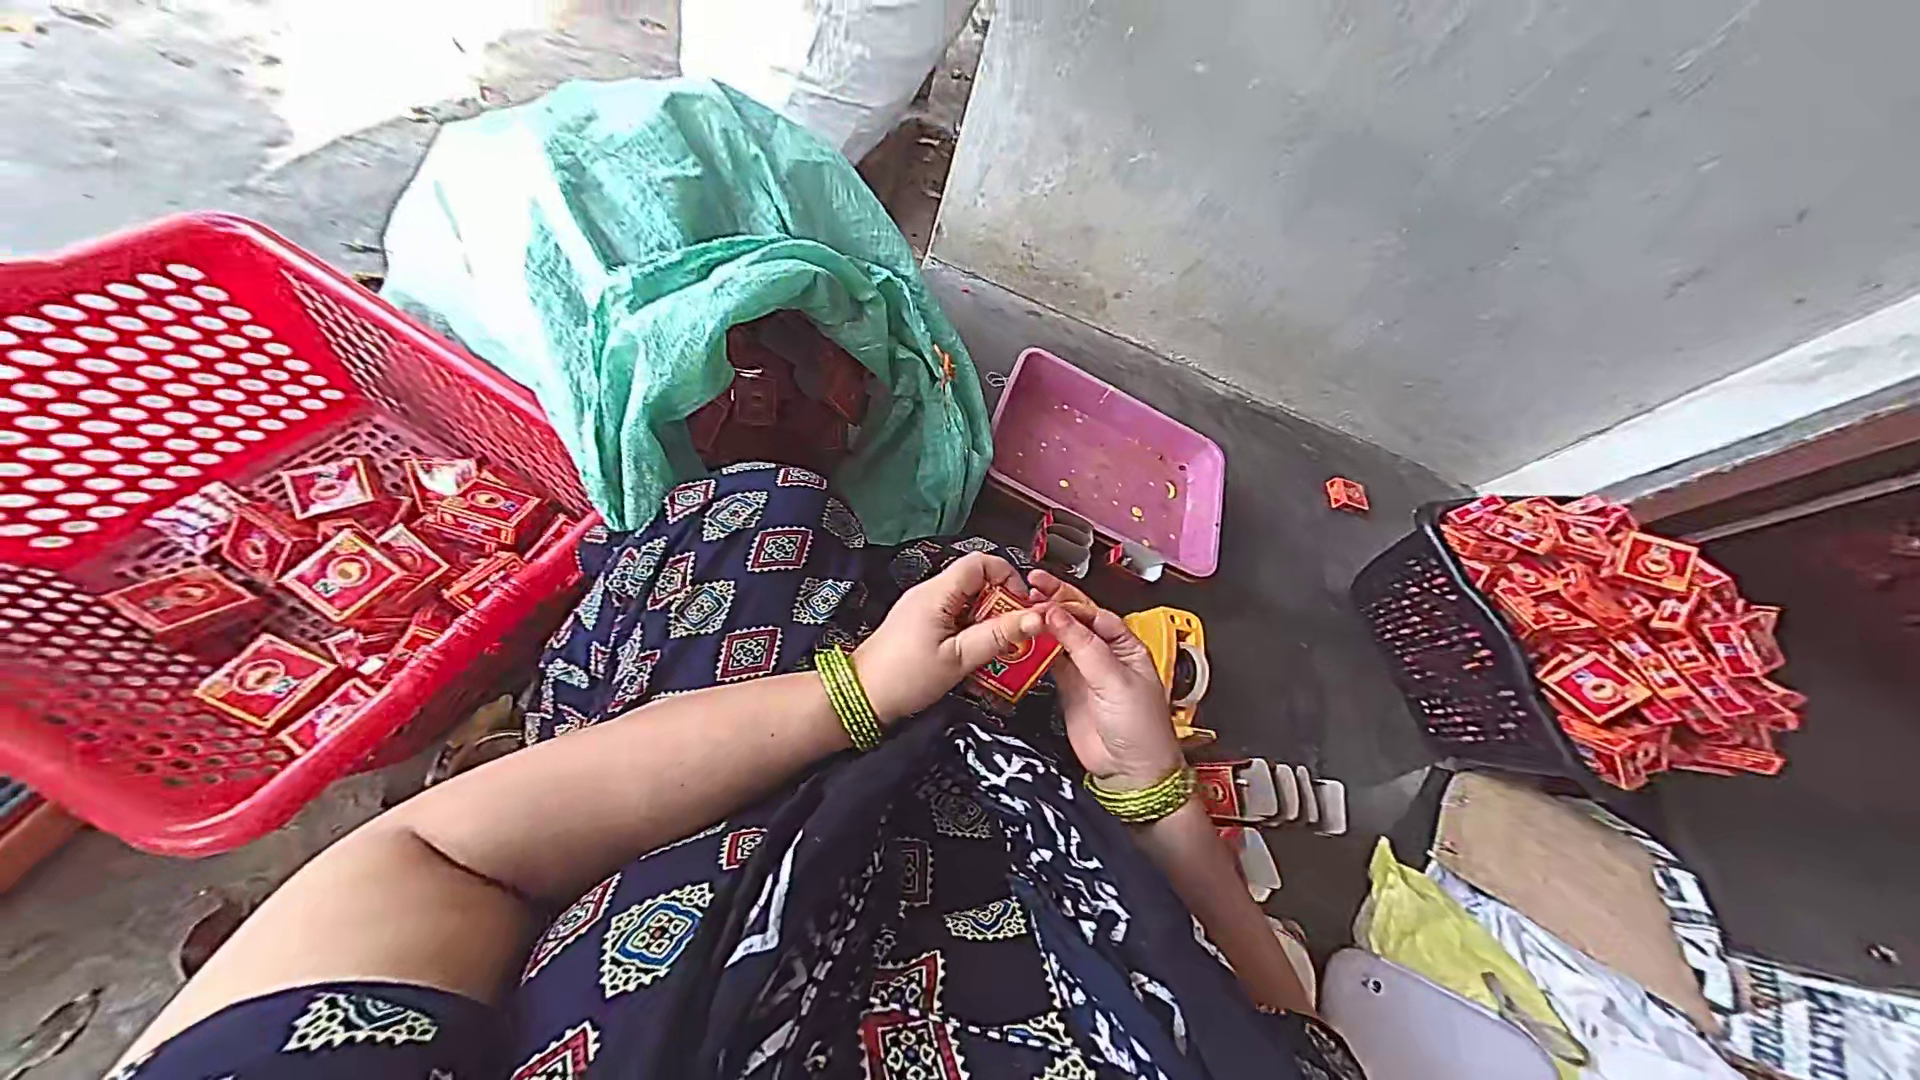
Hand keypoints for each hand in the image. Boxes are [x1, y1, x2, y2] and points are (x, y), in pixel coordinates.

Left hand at [853, 553, 1043, 723]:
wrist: (863, 696)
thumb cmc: (903, 677)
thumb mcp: (959, 659)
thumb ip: (998, 636)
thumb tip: (1035, 618)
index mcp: (938, 593)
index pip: (982, 561)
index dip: (1008, 578)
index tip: (1021, 606)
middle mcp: (931, 593)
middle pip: (979, 582)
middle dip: (1002, 606)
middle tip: (1014, 634)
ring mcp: (926, 608)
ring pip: (971, 602)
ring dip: (989, 623)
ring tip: (998, 649)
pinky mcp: (923, 624)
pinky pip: (958, 617)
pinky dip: (973, 632)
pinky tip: (976, 656)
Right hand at [1026, 570, 1184, 790]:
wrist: (1131, 773)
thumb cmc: (1143, 730)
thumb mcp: (1115, 680)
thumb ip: (1084, 646)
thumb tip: (1058, 615)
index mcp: (1125, 644)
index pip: (1092, 612)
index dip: (1067, 601)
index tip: (1043, 594)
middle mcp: (1105, 653)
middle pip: (1075, 619)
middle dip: (1053, 602)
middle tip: (1029, 587)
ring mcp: (1085, 670)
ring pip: (1060, 637)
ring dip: (1043, 623)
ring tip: (1021, 608)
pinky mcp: (1069, 687)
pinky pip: (1050, 660)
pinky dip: (1036, 648)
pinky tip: (1025, 638)